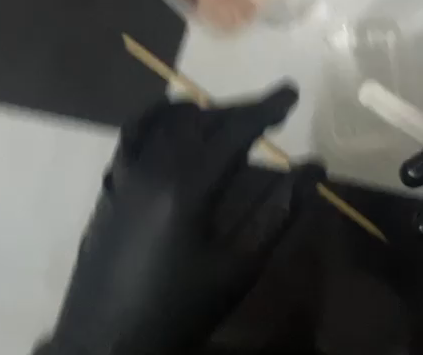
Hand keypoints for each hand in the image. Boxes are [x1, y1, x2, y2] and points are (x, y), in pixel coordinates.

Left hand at [45, 84, 317, 354]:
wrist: (106, 344)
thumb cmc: (180, 308)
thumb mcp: (238, 268)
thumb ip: (278, 212)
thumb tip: (315, 167)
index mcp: (188, 185)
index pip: (235, 129)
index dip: (267, 108)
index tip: (292, 92)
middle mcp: (155, 166)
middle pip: (205, 118)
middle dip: (241, 109)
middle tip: (273, 112)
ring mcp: (128, 171)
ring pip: (172, 120)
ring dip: (207, 112)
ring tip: (233, 119)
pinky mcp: (112, 182)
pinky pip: (136, 131)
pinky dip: (162, 116)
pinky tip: (176, 120)